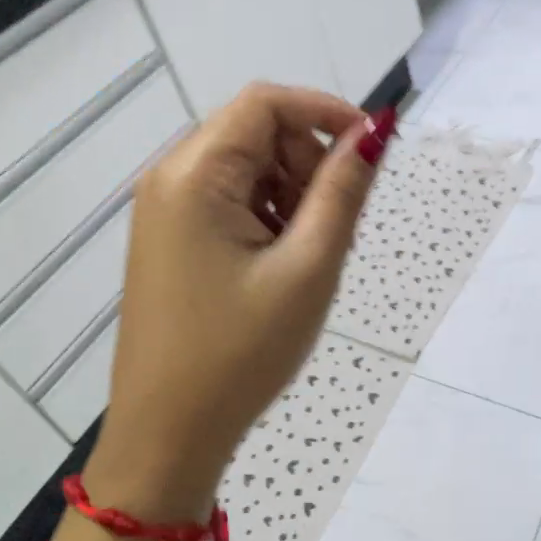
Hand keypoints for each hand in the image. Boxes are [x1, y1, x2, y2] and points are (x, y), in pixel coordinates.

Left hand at [83, 84, 393, 515]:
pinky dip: (267, 214)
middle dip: (307, 159)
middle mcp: (170, 179)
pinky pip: (228, 199)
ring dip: (291, 190)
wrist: (167, 437)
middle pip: (254, 132)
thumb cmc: (241, 353)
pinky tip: (281, 264)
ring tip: (309, 252)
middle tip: (336, 221)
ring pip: (245, 167)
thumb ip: (344, 190)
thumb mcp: (309, 267)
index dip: (324, 111)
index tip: (372, 148)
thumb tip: (376, 131)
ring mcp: (164, 210)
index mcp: (194, 176)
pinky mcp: (170, 239)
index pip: (265, 103)